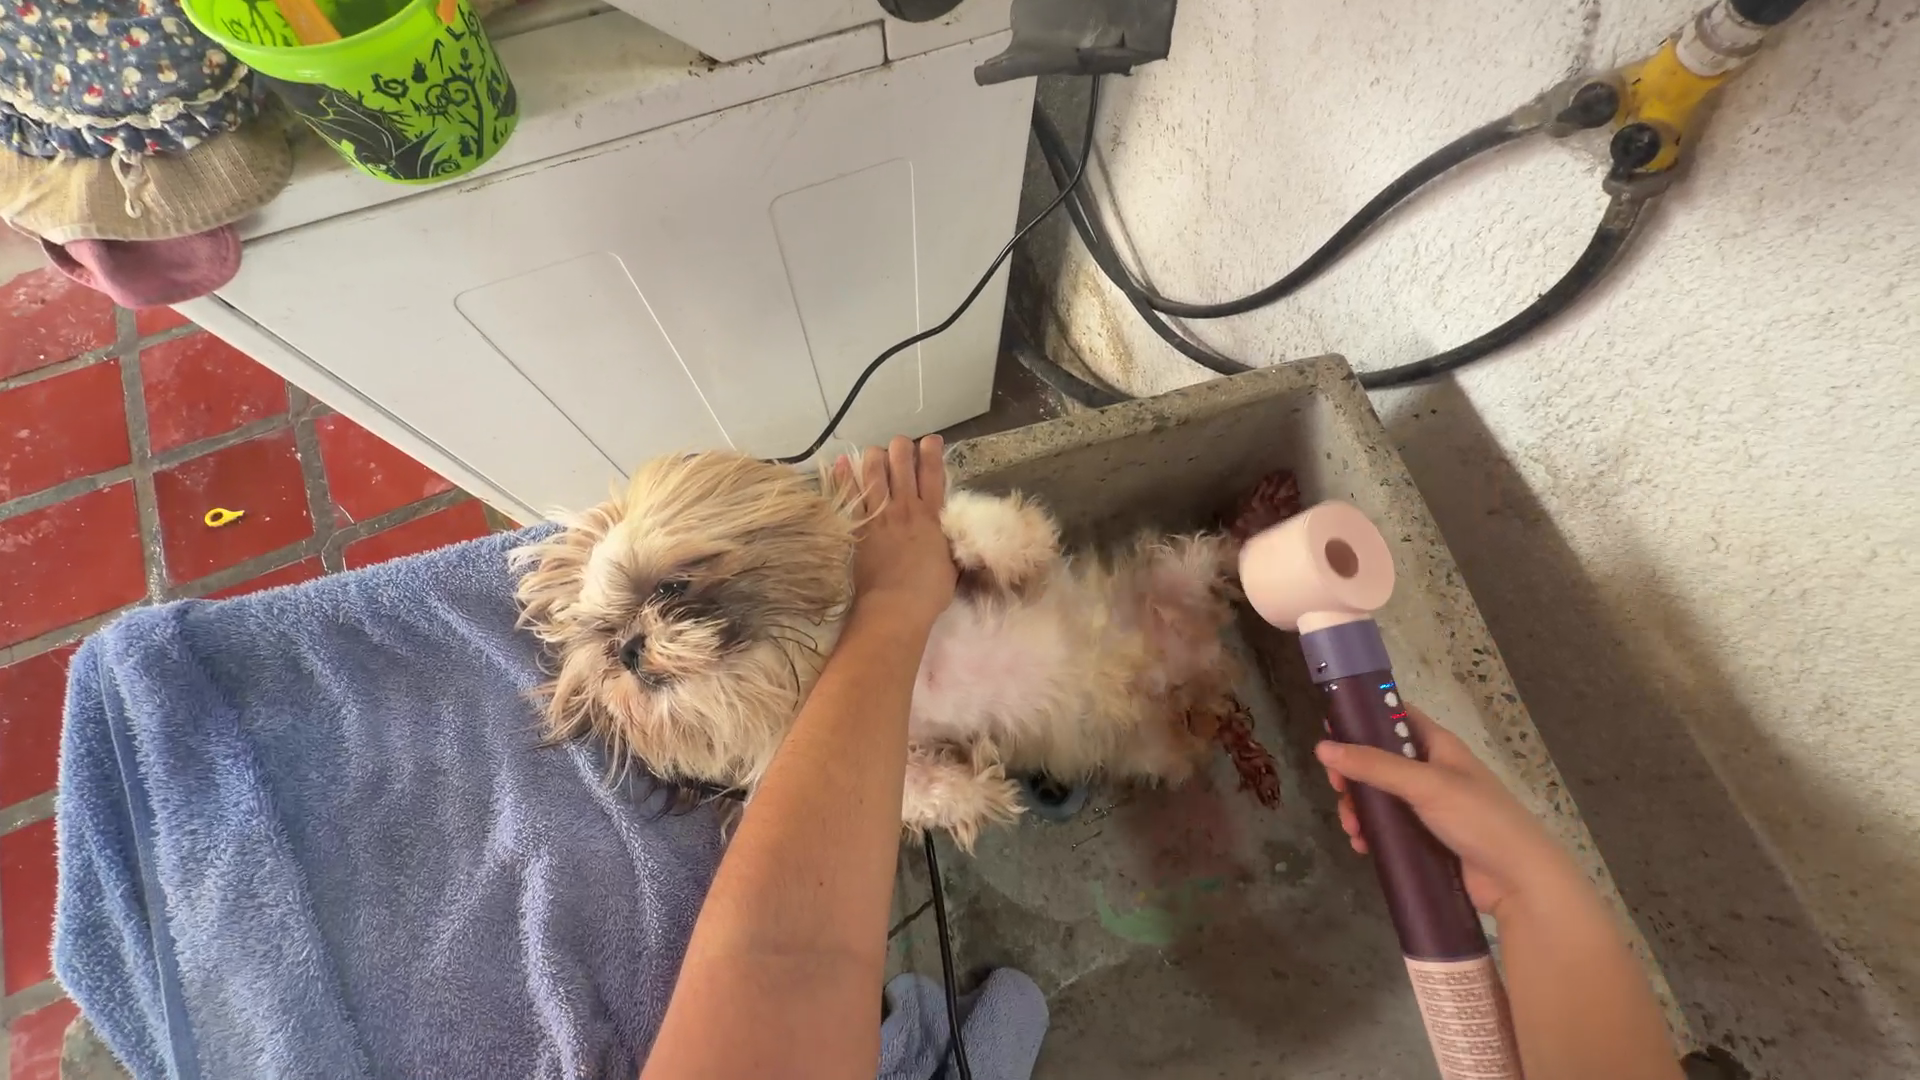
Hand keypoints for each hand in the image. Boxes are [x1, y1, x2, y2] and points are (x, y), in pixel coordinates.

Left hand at [834, 435, 956, 629]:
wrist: (895, 607)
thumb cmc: (929, 592)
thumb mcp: (952, 564)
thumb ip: (948, 542)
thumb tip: (950, 536)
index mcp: (931, 515)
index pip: (932, 471)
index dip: (932, 450)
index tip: (932, 441)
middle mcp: (905, 507)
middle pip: (901, 461)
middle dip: (902, 447)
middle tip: (902, 450)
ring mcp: (879, 514)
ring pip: (874, 469)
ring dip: (875, 455)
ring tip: (877, 455)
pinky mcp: (858, 526)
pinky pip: (848, 493)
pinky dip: (845, 475)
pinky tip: (842, 462)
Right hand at [1316, 706, 1584, 920]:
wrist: (1523, 884)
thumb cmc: (1480, 819)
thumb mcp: (1424, 785)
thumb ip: (1373, 765)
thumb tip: (1321, 747)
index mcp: (1439, 746)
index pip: (1396, 715)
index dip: (1363, 716)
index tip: (1331, 727)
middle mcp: (1432, 771)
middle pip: (1378, 758)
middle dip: (1352, 772)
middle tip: (1337, 787)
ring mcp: (1430, 805)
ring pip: (1379, 795)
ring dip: (1358, 808)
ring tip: (1352, 828)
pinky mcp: (1427, 836)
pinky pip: (1388, 825)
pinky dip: (1371, 832)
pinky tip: (1362, 844)